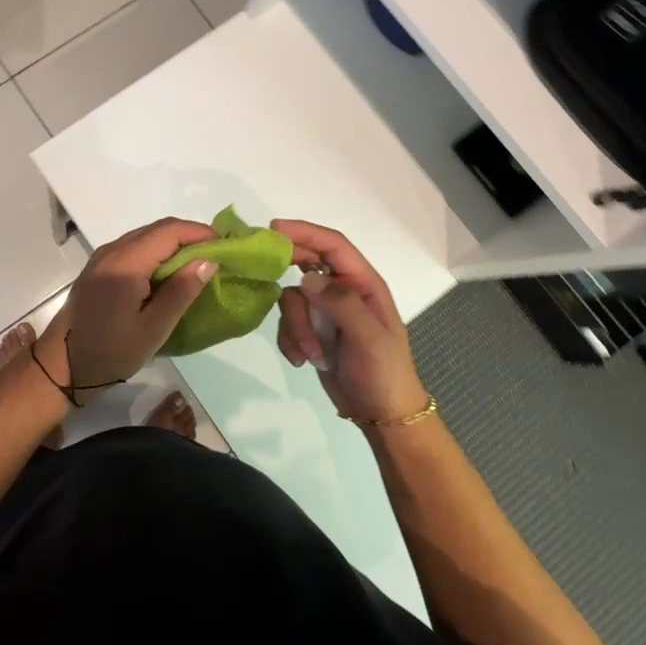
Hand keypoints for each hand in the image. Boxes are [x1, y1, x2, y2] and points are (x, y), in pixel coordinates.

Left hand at [55, 217, 218, 399]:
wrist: (61, 365)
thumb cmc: (110, 351)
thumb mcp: (153, 328)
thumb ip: (181, 291)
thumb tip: (208, 260)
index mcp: (126, 262)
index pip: (169, 231)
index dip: (201, 233)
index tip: (228, 245)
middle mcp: (113, 251)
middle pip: (157, 229)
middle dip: (190, 236)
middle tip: (219, 254)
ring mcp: (103, 258)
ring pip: (145, 237)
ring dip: (174, 244)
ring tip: (200, 263)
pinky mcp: (99, 269)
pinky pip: (134, 249)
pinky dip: (157, 252)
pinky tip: (171, 273)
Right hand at [271, 219, 428, 423]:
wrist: (381, 415)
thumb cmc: (383, 373)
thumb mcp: (369, 338)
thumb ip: (341, 303)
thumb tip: (306, 278)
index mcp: (363, 284)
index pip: (333, 246)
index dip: (305, 232)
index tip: (274, 229)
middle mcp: (343, 291)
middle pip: (306, 264)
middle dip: (288, 276)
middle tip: (262, 271)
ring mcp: (325, 311)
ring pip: (292, 298)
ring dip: (295, 326)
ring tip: (309, 353)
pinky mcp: (312, 331)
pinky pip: (288, 323)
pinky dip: (290, 341)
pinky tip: (304, 361)